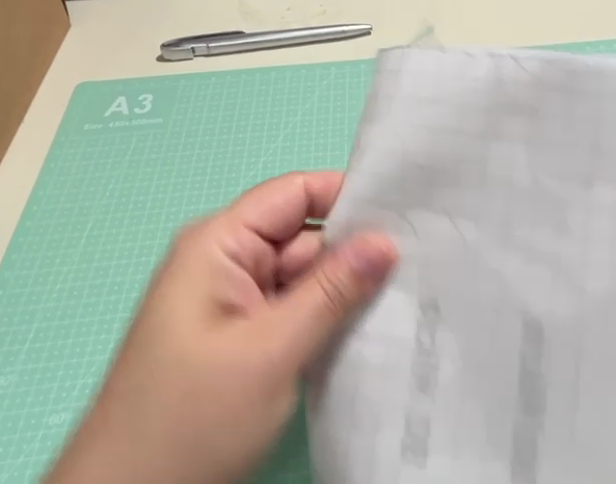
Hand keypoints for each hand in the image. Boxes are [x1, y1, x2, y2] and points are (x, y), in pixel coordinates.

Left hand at [46, 171, 395, 483]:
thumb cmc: (190, 421)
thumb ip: (331, 292)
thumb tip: (386, 239)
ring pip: (303, 277)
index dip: (350, 196)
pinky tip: (371, 329)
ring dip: (345, 289)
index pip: (296, 193)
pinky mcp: (240, 341)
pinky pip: (292, 311)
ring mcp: (232, 304)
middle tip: (425, 262)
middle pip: (305, 236)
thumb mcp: (270, 353)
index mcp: (219, 244)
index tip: (411, 214)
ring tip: (413, 294)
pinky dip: (326, 319)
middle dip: (356, 249)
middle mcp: (225, 262)